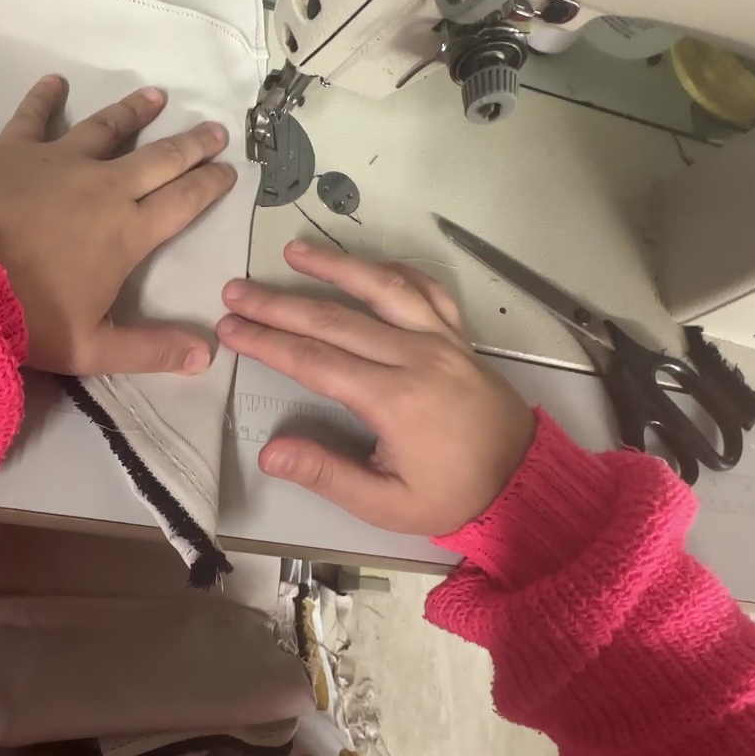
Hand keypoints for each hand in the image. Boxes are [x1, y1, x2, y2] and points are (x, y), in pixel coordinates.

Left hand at [0, 75, 236, 375]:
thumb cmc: (29, 319)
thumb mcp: (94, 348)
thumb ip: (151, 350)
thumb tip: (206, 357)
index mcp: (128, 232)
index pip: (183, 202)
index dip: (210, 185)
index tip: (229, 171)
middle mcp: (103, 187)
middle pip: (159, 159)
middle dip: (191, 144)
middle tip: (214, 129)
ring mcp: (59, 161)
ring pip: (107, 128)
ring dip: (134, 112)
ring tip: (156, 96)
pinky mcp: (15, 150)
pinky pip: (34, 115)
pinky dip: (45, 97)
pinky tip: (56, 81)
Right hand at [217, 241, 536, 535]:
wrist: (526, 481)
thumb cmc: (452, 495)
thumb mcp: (386, 504)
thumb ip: (326, 475)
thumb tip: (269, 452)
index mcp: (394, 399)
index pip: (313, 361)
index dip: (266, 342)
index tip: (229, 328)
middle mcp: (416, 357)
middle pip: (334, 320)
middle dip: (278, 304)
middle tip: (236, 291)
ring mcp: (442, 339)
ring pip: (381, 289)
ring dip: (335, 267)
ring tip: (294, 251)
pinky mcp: (458, 336)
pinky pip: (426, 290)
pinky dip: (395, 270)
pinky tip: (367, 264)